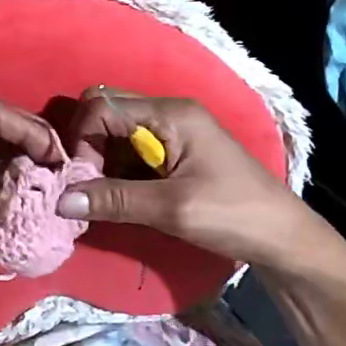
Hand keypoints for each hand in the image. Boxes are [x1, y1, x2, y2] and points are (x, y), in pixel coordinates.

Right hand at [57, 89, 345, 291]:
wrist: (284, 239)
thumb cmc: (234, 215)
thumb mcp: (172, 209)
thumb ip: (116, 200)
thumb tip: (61, 201)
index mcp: (171, 113)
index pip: (102, 106)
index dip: (84, 141)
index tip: (84, 181)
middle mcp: (169, 112)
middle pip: (106, 111)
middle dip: (88, 146)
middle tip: (88, 186)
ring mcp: (173, 131)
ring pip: (115, 132)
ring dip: (100, 161)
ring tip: (101, 197)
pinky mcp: (174, 153)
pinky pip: (130, 150)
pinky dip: (116, 170)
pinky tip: (118, 196)